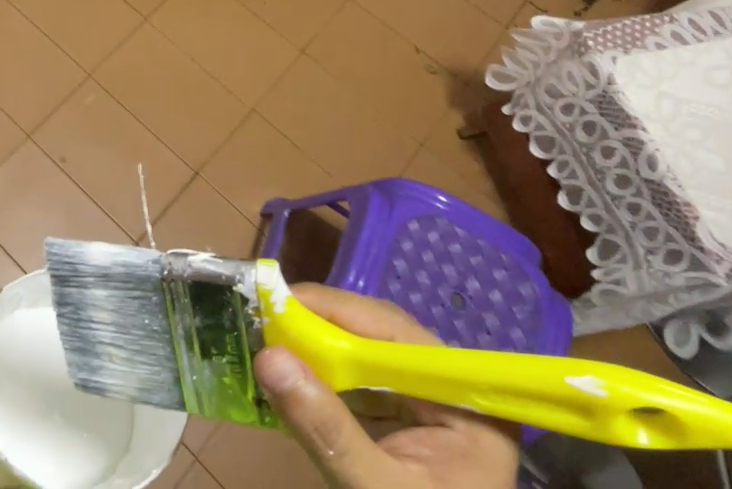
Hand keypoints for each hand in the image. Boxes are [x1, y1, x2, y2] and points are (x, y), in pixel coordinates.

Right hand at [255, 284, 519, 488]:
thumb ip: (327, 428)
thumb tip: (268, 356)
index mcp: (468, 405)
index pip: (398, 336)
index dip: (337, 312)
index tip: (278, 304)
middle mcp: (452, 394)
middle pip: (379, 339)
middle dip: (321, 328)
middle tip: (262, 321)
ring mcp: (428, 412)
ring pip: (364, 358)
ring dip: (315, 350)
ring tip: (266, 342)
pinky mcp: (402, 428)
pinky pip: (357, 387)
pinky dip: (320, 380)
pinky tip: (287, 380)